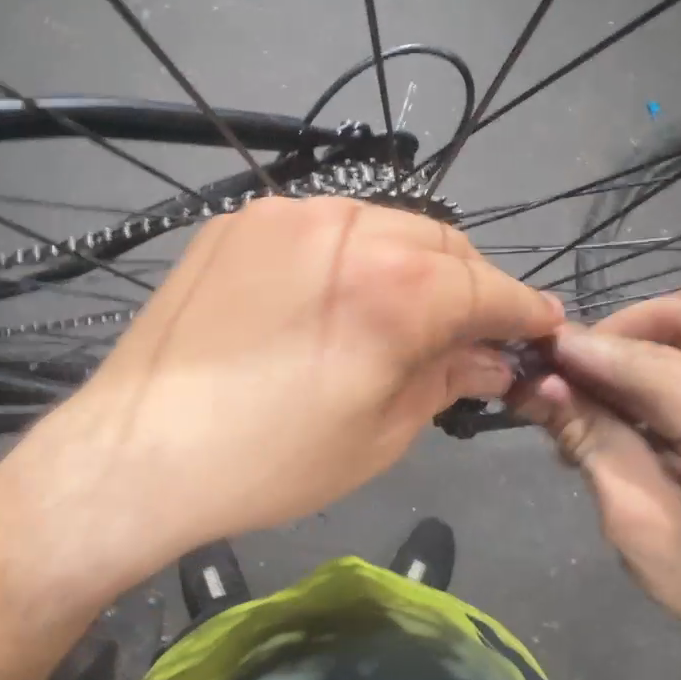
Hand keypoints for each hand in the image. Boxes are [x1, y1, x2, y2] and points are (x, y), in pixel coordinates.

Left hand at [43, 197, 561, 548]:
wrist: (140, 453)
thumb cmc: (269, 463)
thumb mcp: (378, 436)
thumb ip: (443, 380)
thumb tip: (487, 359)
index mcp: (395, 287)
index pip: (488, 287)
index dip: (521, 311)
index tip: (539, 329)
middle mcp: (346, 226)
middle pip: (439, 244)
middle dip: (465, 287)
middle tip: (465, 335)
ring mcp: (283, 216)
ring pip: (378, 227)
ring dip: (405, 266)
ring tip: (396, 318)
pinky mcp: (235, 223)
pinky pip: (316, 230)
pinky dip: (343, 259)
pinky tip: (328, 302)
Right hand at [511, 288, 680, 662]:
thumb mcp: (636, 517)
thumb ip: (590, 437)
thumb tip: (536, 382)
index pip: (656, 362)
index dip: (589, 352)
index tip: (535, 352)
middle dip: (628, 333)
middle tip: (578, 373)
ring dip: (651, 348)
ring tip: (603, 397)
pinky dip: (679, 365)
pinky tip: (643, 408)